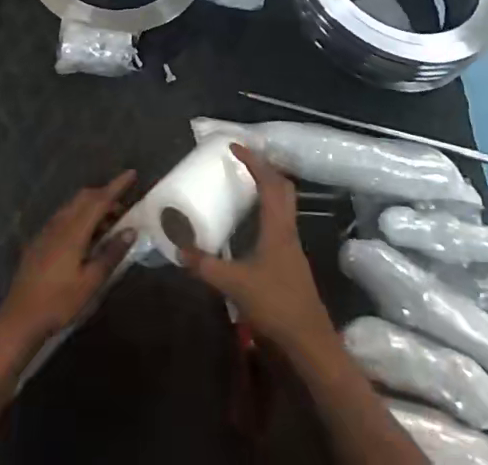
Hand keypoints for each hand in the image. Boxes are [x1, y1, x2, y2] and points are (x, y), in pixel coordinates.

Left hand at [0, 170, 136, 341]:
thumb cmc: (59, 302)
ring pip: (73, 206)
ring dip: (92, 206)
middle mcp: (59, 224)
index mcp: (73, 230)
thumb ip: (111, 253)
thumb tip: (131, 230)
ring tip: (109, 224)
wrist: (19, 318)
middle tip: (124, 207)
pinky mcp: (39, 241)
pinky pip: (64, 217)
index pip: (99, 200)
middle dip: (105, 195)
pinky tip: (86, 236)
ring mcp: (46, 231)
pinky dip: (80, 216)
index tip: (132, 174)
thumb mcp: (91, 282)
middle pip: (84, 197)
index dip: (116, 186)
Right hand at [179, 145, 337, 353]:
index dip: (253, 162)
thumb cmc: (276, 305)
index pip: (269, 182)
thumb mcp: (234, 284)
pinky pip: (280, 221)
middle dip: (264, 169)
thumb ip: (205, 265)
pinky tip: (250, 223)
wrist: (309, 340)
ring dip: (268, 189)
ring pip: (284, 205)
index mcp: (278, 227)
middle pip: (283, 188)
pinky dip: (266, 210)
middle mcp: (288, 230)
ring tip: (244, 185)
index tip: (234, 148)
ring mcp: (292, 246)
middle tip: (242, 162)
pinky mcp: (290, 260)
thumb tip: (178, 247)